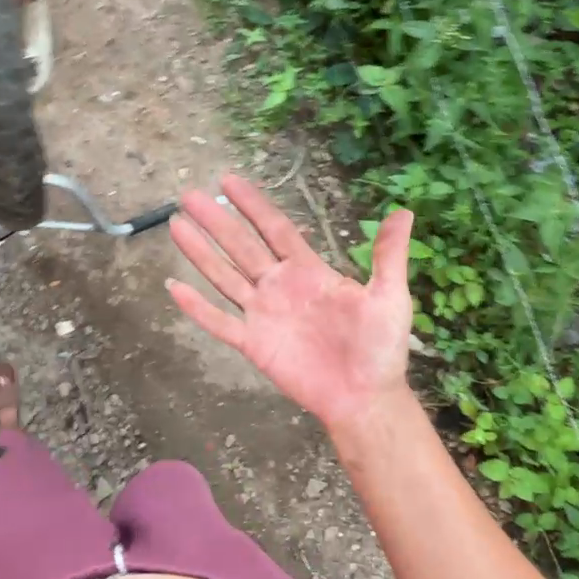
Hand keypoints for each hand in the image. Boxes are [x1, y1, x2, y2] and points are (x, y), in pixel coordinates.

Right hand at [165, 174, 416, 434]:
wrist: (366, 397)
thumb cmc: (381, 348)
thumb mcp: (389, 296)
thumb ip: (388, 255)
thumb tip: (404, 212)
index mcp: (308, 271)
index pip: (274, 228)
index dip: (252, 205)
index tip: (228, 181)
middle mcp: (280, 286)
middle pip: (241, 246)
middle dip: (215, 220)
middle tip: (188, 195)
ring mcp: (263, 314)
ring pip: (224, 276)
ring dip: (200, 252)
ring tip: (176, 225)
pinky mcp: (254, 344)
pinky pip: (219, 322)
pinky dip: (197, 306)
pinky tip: (175, 286)